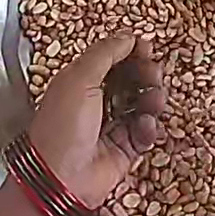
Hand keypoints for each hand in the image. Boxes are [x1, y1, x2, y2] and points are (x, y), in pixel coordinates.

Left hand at [27, 35, 166, 208]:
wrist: (61, 179)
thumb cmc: (63, 126)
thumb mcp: (79, 78)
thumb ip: (105, 53)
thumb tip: (127, 36)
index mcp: (81, 79)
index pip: (112, 58)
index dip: (130, 51)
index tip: (146, 48)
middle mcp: (97, 100)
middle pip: (131, 78)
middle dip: (146, 73)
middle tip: (153, 75)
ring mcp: (112, 124)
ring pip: (143, 103)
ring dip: (152, 98)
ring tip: (153, 102)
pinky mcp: (125, 148)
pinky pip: (145, 131)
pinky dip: (148, 127)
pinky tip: (144, 126)